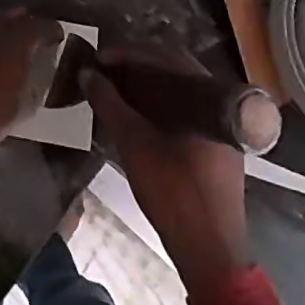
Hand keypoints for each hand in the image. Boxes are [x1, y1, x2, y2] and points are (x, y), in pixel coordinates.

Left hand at [0, 10, 63, 214]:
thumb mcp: (26, 102)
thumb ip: (34, 80)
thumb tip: (35, 71)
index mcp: (18, 39)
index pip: (42, 25)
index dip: (52, 31)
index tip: (57, 38)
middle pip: (16, 15)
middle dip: (28, 23)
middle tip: (35, 36)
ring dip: (5, 26)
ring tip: (12, 42)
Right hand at [84, 45, 255, 285]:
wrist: (210, 250)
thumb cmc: (174, 193)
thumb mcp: (134, 145)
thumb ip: (109, 105)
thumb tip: (86, 74)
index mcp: (207, 97)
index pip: (164, 56)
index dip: (126, 53)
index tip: (97, 58)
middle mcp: (218, 103)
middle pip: (172, 68)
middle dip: (133, 65)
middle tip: (101, 70)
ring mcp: (217, 124)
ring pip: (176, 89)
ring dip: (142, 84)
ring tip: (108, 87)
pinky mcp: (212, 142)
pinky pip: (181, 108)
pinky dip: (154, 103)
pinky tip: (129, 111)